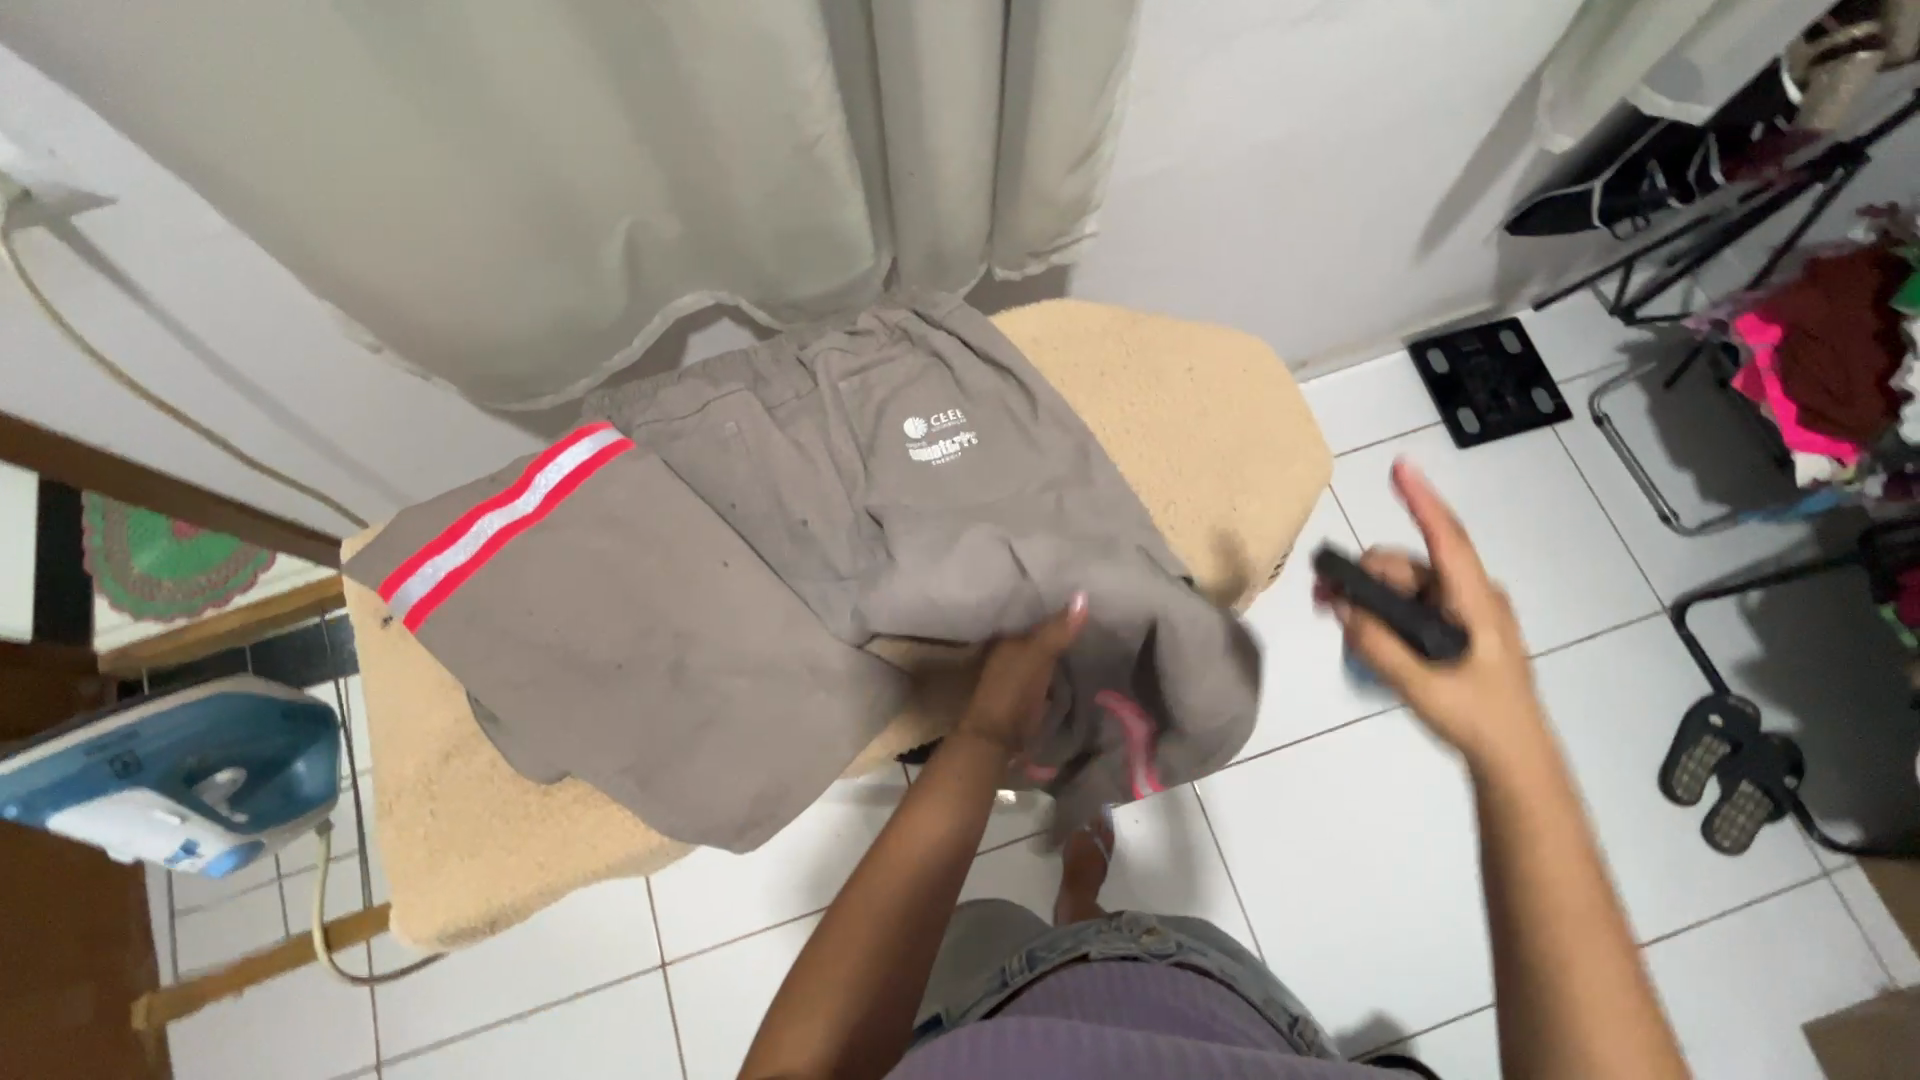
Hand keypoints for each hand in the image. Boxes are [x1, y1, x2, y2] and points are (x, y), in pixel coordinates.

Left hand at [955, 593, 1088, 755]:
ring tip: (1090, 635)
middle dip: (1059, 628)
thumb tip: (1083, 594)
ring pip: (1042, 655)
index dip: (1057, 608)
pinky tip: (1076, 664)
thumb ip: (1058, 629)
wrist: (995, 738)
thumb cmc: (1012, 691)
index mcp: (1007, 640)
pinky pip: (1046, 674)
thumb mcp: (1038, 656)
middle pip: (1039, 636)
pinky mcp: (1025, 697)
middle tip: (1093, 614)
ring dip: (1060, 648)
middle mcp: (1009, 654)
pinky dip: (1059, 669)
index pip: (1035, 616)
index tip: (1083, 596)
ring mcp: (1016, 676)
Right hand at [1317, 460, 1546, 769]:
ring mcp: (1466, 614)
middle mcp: (1472, 597)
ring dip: (1369, 596)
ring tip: (1335, 619)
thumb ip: (1377, 646)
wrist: (1515, 759)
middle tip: (1323, 599)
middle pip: (1410, 566)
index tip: (1400, 466)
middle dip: (1364, 574)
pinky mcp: (1457, 630)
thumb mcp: (1421, 687)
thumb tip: (1342, 607)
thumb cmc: (1478, 720)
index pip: (1448, 540)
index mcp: (1477, 604)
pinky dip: (1382, 610)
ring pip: (1406, 587)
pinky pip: (1412, 606)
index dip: (1422, 501)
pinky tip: (1360, 630)